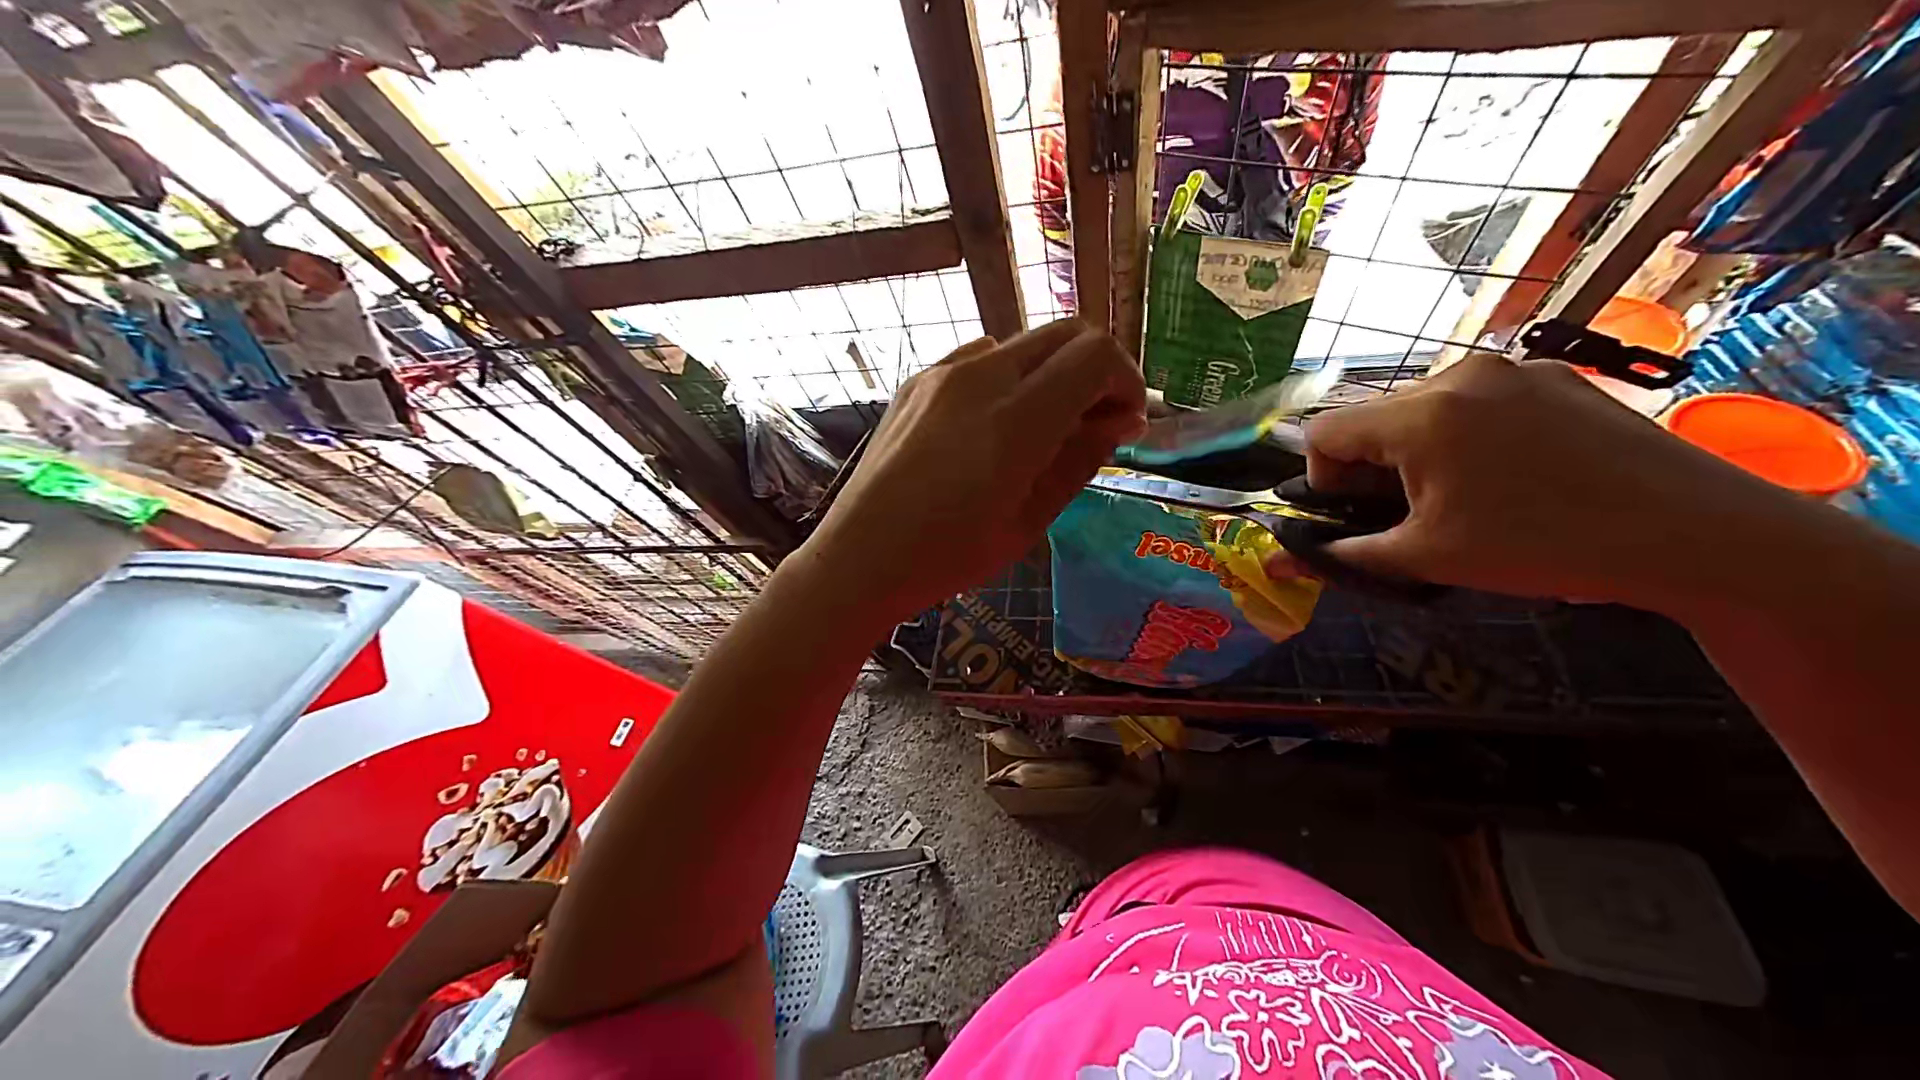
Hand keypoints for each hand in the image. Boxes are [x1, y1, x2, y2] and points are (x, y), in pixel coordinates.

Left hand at [800, 319, 1146, 623]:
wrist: (859, 557)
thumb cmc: (948, 556)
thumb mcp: (1028, 522)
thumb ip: (1079, 460)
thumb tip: (1119, 420)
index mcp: (1014, 419)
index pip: (1096, 356)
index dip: (1126, 381)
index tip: (1127, 422)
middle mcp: (980, 376)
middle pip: (1065, 333)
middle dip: (1097, 369)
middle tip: (1098, 422)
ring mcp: (942, 372)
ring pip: (1024, 343)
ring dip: (1053, 372)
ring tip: (1047, 428)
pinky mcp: (918, 380)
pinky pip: (981, 357)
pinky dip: (1011, 377)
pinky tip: (997, 425)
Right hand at [1292, 352, 1812, 612]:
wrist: (1701, 535)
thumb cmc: (1542, 546)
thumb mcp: (1426, 559)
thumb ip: (1340, 557)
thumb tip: (1275, 566)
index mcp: (1421, 414)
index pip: (1323, 432)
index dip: (1323, 479)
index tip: (1363, 516)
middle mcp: (1460, 373)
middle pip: (1373, 418)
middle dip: (1371, 466)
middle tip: (1412, 513)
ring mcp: (1514, 368)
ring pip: (1423, 408)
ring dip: (1417, 451)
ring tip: (1466, 495)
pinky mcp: (1556, 376)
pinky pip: (1476, 401)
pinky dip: (1466, 436)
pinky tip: (1512, 474)